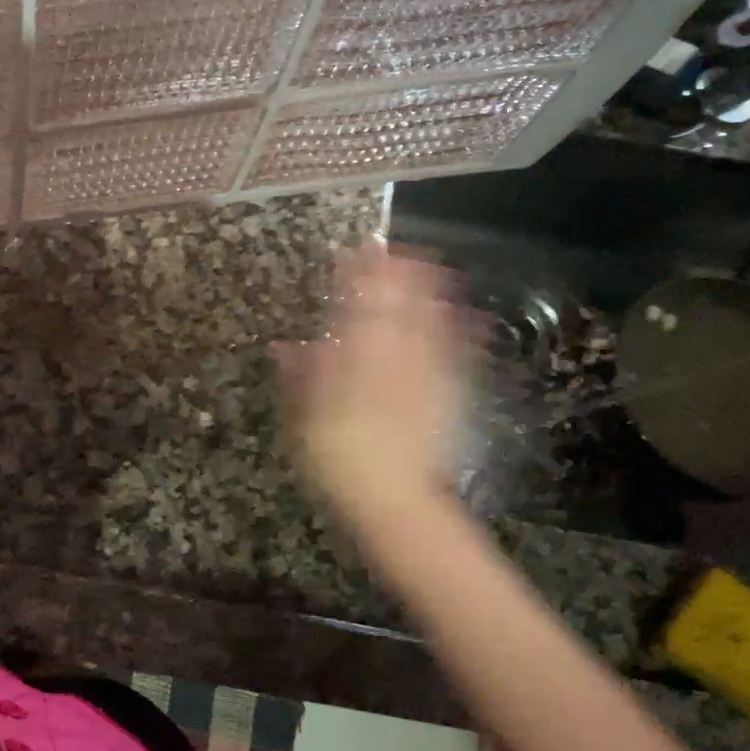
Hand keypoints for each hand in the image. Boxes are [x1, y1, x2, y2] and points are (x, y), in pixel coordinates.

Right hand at [272, 245, 472, 522]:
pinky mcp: (450, 393)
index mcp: (358, 360)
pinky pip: (457, 350)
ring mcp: (429, 375)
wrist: (394, 501)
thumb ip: (302, 376)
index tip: (356, 249)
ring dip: (430, 292)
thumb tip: (285, 346)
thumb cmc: (337, 458)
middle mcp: (398, 358)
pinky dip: (457, 327)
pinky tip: (464, 317)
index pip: (361, 304)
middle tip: (394, 253)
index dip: (360, 274)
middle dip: (400, 276)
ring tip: (428, 269)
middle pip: (404, 306)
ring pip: (434, 321)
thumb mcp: (302, 418)